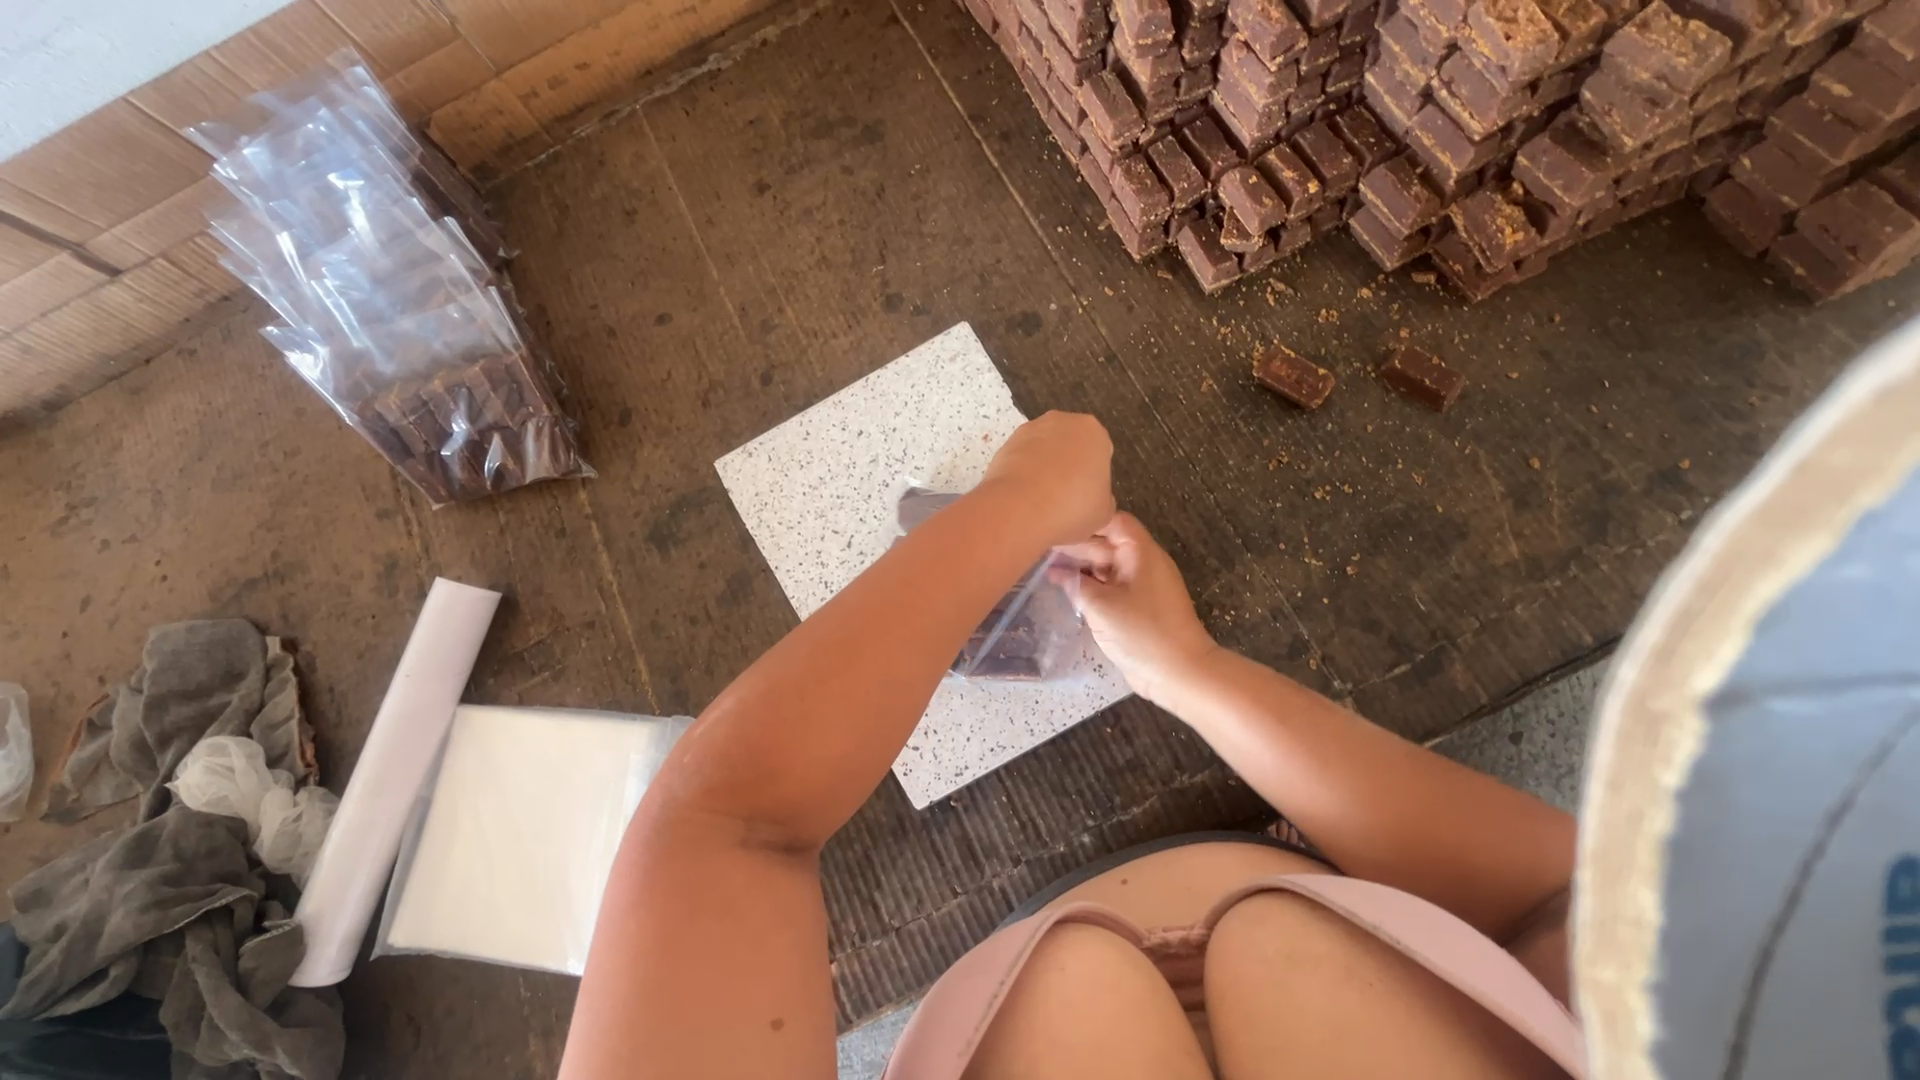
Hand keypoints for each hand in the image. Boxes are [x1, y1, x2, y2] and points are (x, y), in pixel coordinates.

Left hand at [980, 411, 1115, 546]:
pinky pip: (1020, 460)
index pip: (1100, 452)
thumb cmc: (1072, 507)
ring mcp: (1029, 430)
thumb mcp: (1103, 513)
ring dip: (1043, 469)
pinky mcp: (1005, 444)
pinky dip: (1022, 474)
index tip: (1087, 496)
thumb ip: (1104, 501)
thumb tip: (1100, 504)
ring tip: (1041, 501)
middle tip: (1066, 498)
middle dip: (1068, 467)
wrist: (1019, 508)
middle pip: (1069, 445)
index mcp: (1093, 432)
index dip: (1094, 476)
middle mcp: (1062, 422)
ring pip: (1043, 451)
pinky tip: (1022, 498)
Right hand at [1056, 513, 1218, 704]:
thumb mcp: (1101, 606)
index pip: (1113, 521)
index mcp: (1141, 553)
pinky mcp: (1136, 606)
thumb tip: (1055, 571)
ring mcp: (1140, 586)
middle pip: (1106, 544)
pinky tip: (1066, 590)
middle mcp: (1141, 563)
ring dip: (1080, 568)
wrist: (1178, 672)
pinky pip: (1109, 587)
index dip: (1086, 520)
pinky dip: (1089, 586)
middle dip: (1076, 547)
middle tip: (1041, 551)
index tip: (1056, 526)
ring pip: (1105, 567)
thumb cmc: (1142, 633)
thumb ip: (1075, 584)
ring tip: (1047, 570)